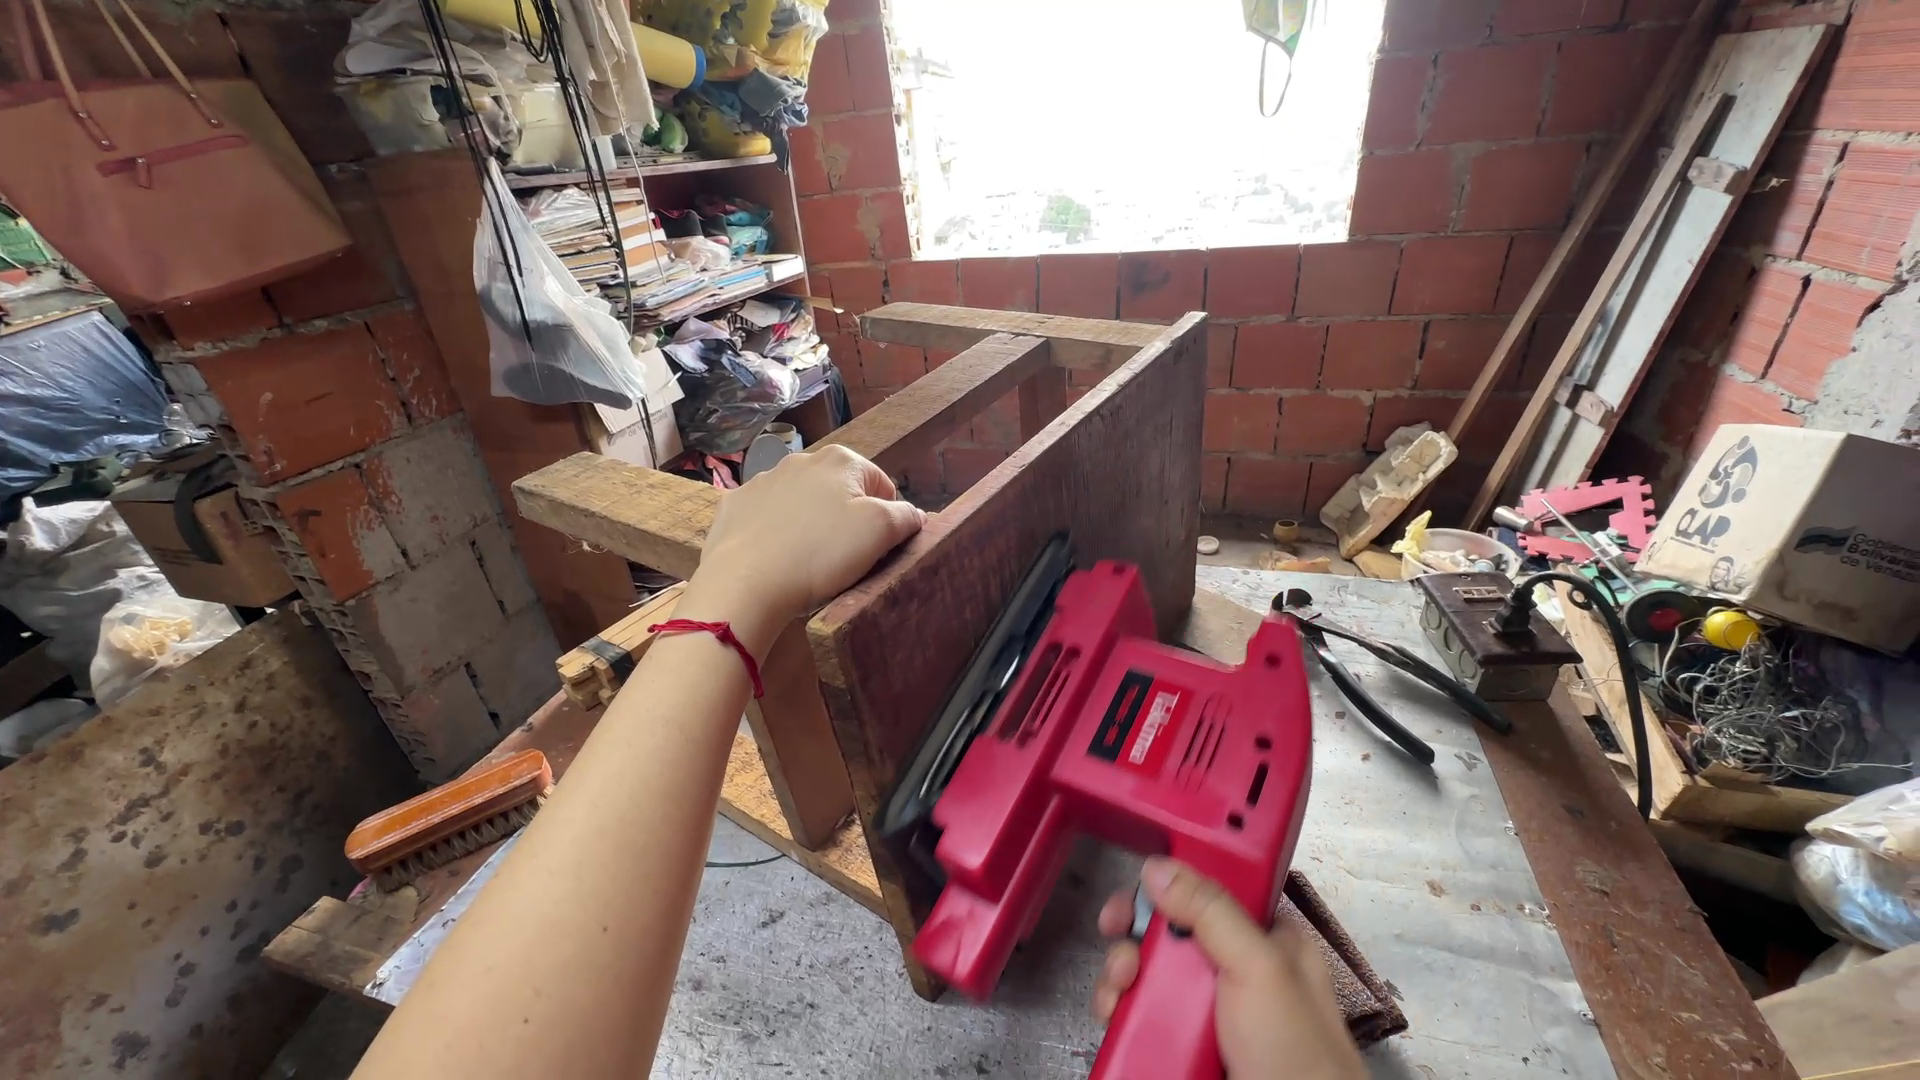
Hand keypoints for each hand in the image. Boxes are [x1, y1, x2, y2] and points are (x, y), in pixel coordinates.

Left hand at [681, 445, 925, 654]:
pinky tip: (776, 557)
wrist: (744, 582)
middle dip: (848, 519)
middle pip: (841, 491)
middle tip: (846, 558)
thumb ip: (905, 516)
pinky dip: (776, 532)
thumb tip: (913, 514)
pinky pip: (767, 516)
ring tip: (809, 562)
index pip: (882, 485)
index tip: (877, 549)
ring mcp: (762, 480)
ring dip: (812, 524)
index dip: (888, 519)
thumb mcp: (880, 532)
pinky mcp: (734, 505)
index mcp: (840, 460)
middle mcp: (800, 460)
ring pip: (803, 502)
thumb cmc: (821, 554)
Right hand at [1094, 858, 1366, 1079]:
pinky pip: (1143, 1015)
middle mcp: (1233, 970)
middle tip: (1115, 935)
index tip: (1139, 885)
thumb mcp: (1260, 969)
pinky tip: (1112, 1018)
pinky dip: (1121, 1013)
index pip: (1211, 890)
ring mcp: (1208, 1011)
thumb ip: (1212, 911)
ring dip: (1120, 975)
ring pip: (1149, 972)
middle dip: (1135, 932)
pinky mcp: (1185, 1045)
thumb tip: (1158, 866)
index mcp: (1266, 940)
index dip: (1171, 883)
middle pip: (1169, 929)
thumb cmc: (1294, 1054)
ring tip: (1115, 995)